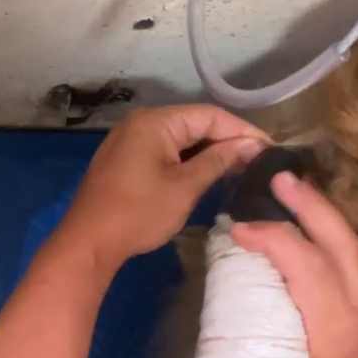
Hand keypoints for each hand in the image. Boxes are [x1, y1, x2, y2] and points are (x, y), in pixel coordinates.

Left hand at [51, 104, 266, 276]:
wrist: (88, 242)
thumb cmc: (137, 214)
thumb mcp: (184, 187)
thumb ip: (217, 161)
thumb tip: (249, 145)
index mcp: (154, 122)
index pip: (209, 115)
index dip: (242, 131)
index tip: (269, 150)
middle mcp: (139, 123)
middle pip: (193, 124)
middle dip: (225, 141)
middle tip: (257, 162)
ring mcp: (127, 142)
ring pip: (178, 139)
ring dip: (206, 152)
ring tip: (238, 170)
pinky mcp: (123, 161)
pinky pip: (161, 152)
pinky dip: (184, 161)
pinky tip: (205, 175)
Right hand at [230, 173, 357, 357]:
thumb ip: (259, 331)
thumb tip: (237, 289)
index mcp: (336, 329)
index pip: (306, 262)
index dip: (272, 237)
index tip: (239, 228)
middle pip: (341, 244)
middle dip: (310, 206)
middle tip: (280, 179)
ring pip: (352, 252)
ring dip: (322, 219)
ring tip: (294, 195)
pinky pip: (350, 270)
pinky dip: (326, 244)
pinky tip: (307, 239)